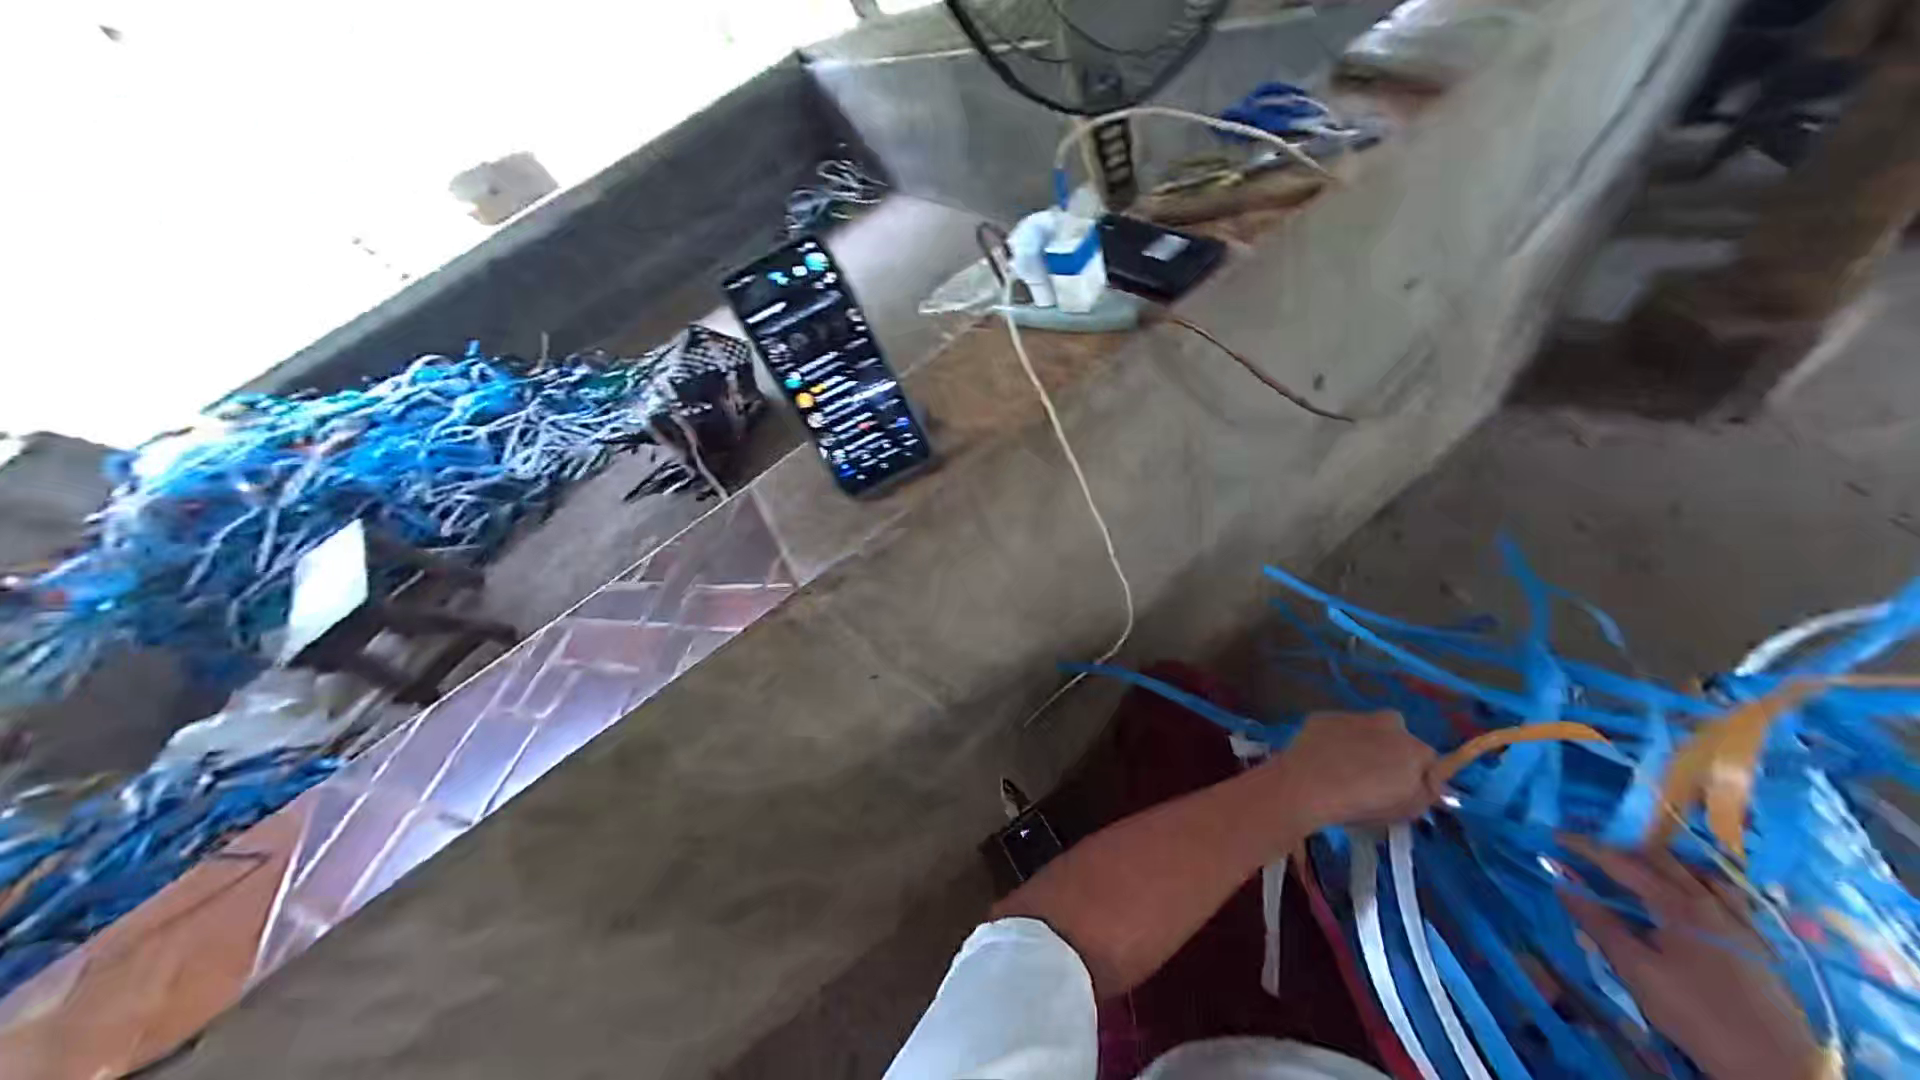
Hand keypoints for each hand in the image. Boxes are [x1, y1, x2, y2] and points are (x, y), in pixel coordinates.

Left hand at [1262, 710, 1437, 830]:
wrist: (1307, 785)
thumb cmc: (1362, 803)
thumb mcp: (1408, 810)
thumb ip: (1426, 793)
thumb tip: (1431, 783)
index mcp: (1415, 748)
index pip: (1427, 759)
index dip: (1416, 774)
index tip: (1401, 787)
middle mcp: (1388, 724)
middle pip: (1397, 736)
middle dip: (1390, 751)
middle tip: (1373, 775)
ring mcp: (1353, 716)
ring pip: (1365, 729)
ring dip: (1361, 743)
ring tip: (1343, 768)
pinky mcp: (1323, 716)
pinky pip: (1336, 729)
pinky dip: (1333, 739)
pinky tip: (1322, 757)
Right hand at [1559, 838, 1826, 1079]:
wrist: (1777, 1067)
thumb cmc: (1695, 1012)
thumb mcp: (1634, 967)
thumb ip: (1596, 919)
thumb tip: (1560, 878)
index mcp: (1678, 904)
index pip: (1622, 863)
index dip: (1585, 847)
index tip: (1555, 836)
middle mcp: (1711, 903)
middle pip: (1662, 860)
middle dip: (1622, 849)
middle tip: (1590, 851)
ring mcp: (1741, 922)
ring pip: (1698, 874)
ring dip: (1662, 863)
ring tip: (1638, 866)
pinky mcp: (1756, 943)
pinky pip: (1724, 895)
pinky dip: (1697, 882)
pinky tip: (1688, 895)